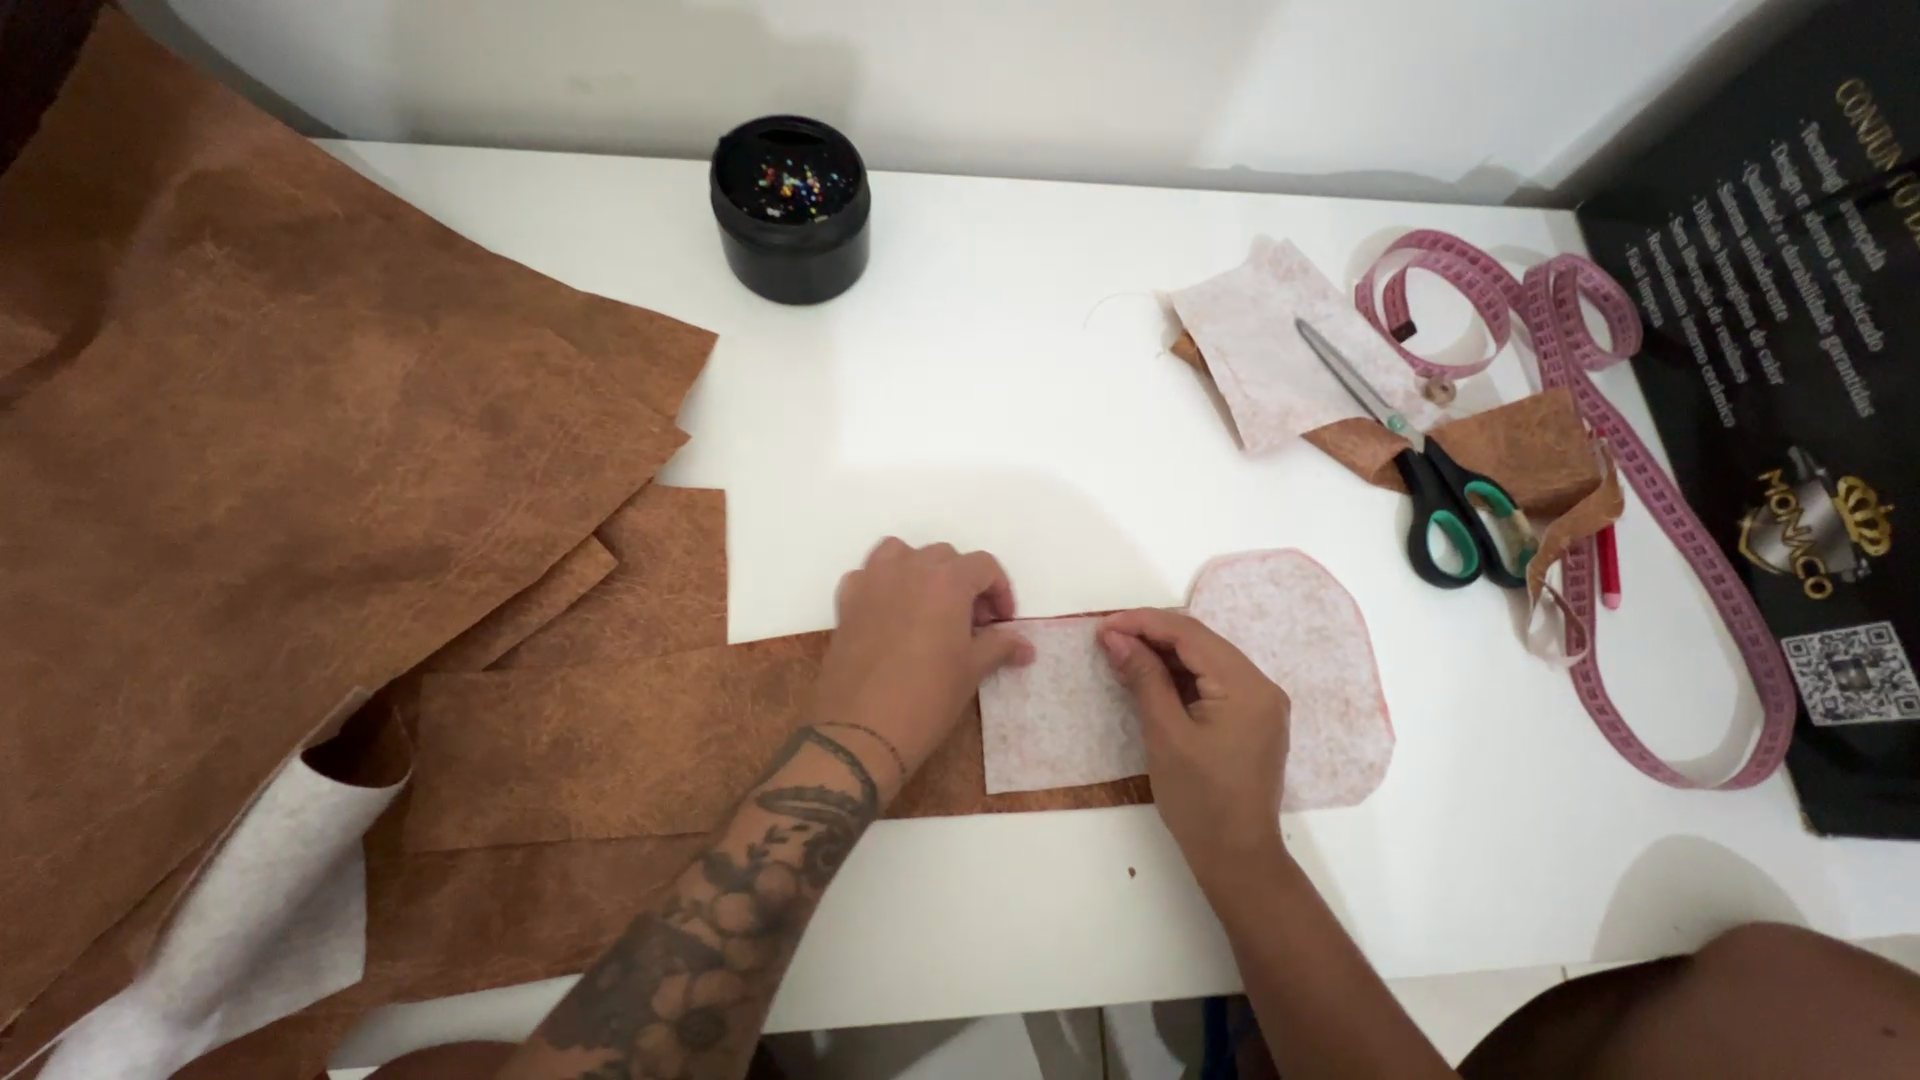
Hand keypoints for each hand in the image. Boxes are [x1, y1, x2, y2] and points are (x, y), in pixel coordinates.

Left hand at [813, 539, 1032, 795]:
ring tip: (929, 607)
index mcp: (946, 580)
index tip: (1002, 623)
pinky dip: (881, 585)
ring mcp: (872, 582)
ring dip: (920, 571)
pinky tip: (889, 615)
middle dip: (963, 583)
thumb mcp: (972, 670)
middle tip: (971, 624)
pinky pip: (866, 576)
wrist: (861, 730)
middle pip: (944, 557)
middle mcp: (908, 569)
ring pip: (900, 554)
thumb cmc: (927, 697)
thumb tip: (1025, 646)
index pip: (983, 566)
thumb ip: (999, 647)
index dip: (1000, 591)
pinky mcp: (845, 603)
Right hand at [1098, 609, 1291, 880]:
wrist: (1237, 857)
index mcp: (1246, 686)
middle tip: (1108, 637)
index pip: (1191, 635)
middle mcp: (1261, 686)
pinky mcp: (1252, 719)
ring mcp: (1261, 703)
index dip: (1144, 622)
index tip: (1103, 626)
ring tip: (1122, 653)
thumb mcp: (1165, 733)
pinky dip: (1181, 676)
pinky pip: (1214, 682)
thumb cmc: (1199, 799)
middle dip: (1153, 634)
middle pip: (1201, 642)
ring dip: (1165, 654)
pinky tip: (1151, 677)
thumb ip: (1144, 677)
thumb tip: (1115, 637)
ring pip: (1207, 660)